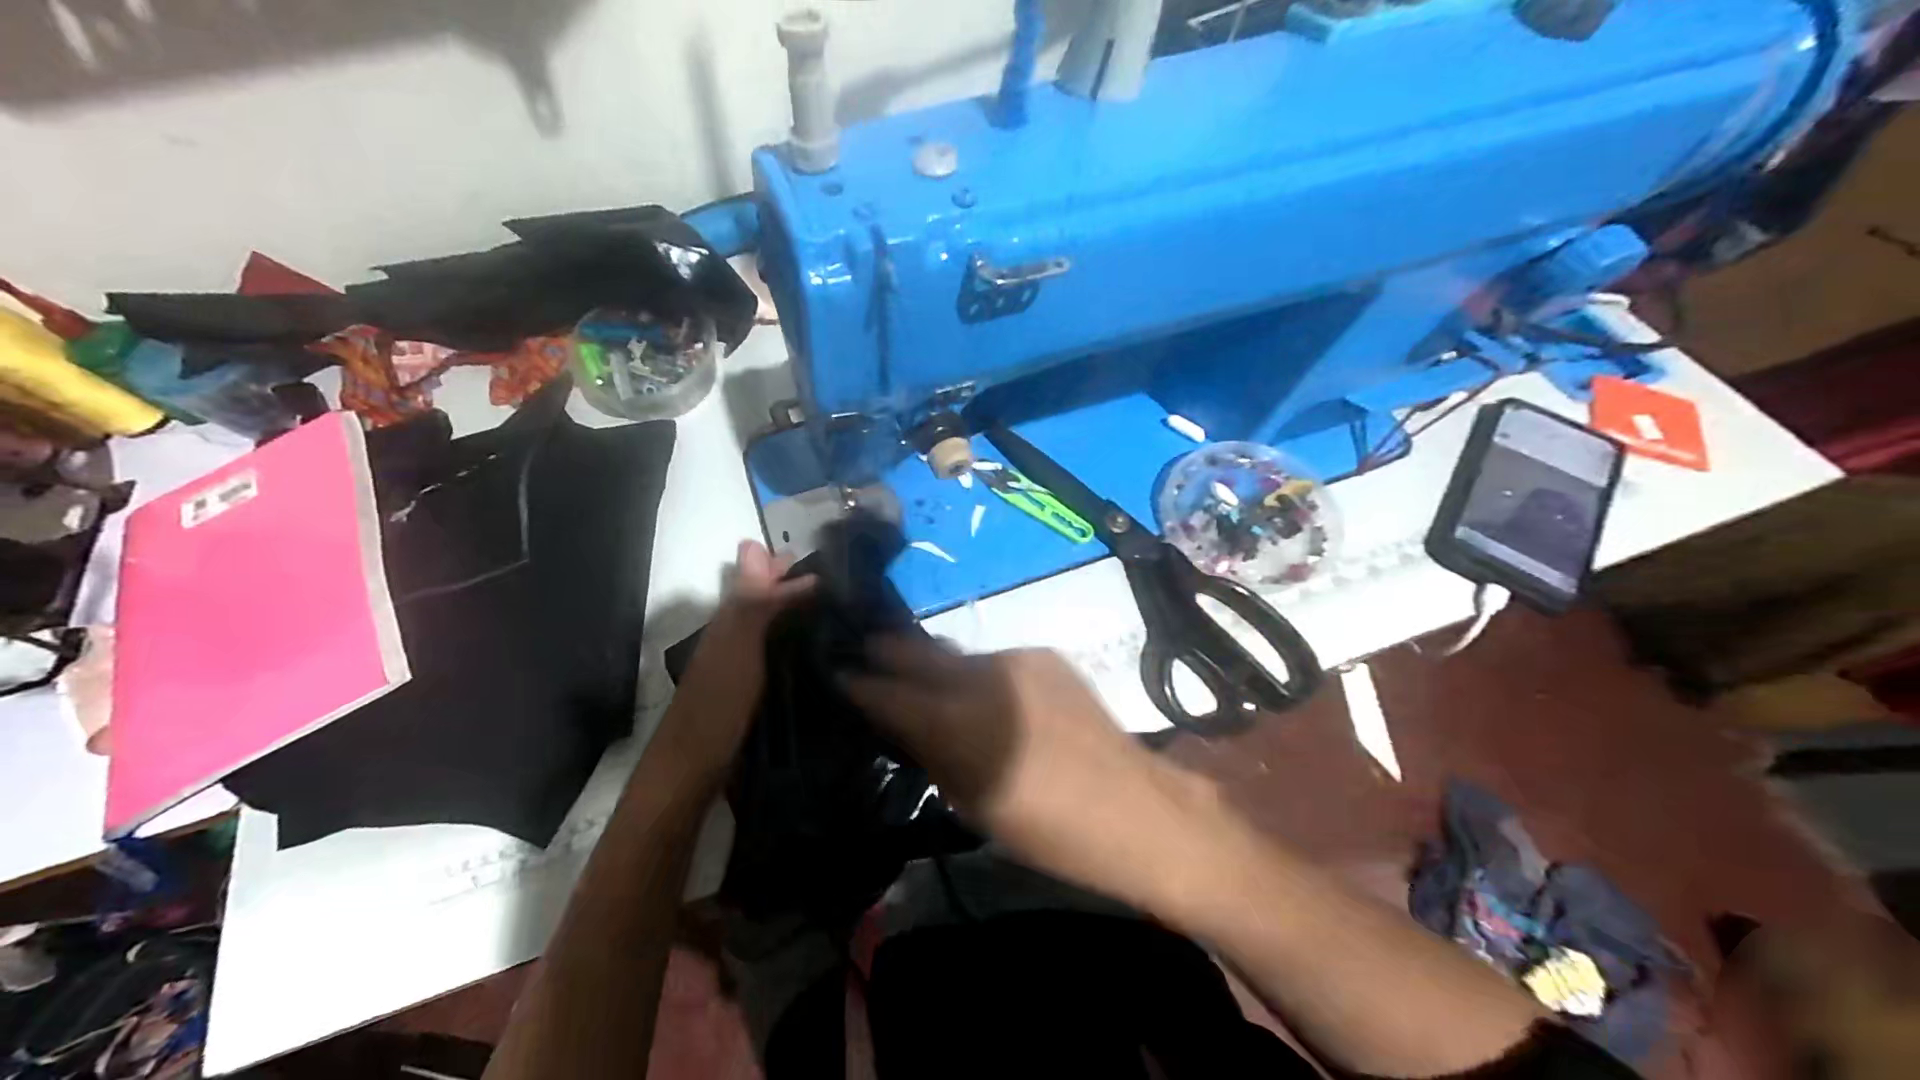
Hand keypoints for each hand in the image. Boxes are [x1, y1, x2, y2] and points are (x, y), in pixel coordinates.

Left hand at [653, 541, 814, 781]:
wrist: (695, 770)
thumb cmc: (717, 705)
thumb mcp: (737, 648)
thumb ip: (751, 603)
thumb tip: (760, 547)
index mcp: (729, 621)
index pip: (756, 578)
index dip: (782, 564)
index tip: (827, 554)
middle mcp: (736, 637)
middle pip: (766, 601)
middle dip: (794, 586)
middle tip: (840, 581)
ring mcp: (745, 665)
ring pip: (773, 627)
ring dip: (799, 614)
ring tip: (838, 609)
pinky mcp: (754, 691)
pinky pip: (779, 655)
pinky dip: (798, 645)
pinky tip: (820, 652)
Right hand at [842, 639, 1218, 897]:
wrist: (1135, 806)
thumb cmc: (1045, 829)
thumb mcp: (971, 802)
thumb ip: (930, 753)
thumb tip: (899, 722)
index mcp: (955, 722)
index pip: (887, 691)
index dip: (857, 683)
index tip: (837, 675)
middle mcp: (980, 675)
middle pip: (914, 651)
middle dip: (884, 652)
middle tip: (861, 652)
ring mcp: (1015, 658)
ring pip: (955, 653)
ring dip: (934, 665)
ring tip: (920, 675)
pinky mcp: (1044, 654)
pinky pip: (994, 659)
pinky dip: (979, 674)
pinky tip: (986, 693)